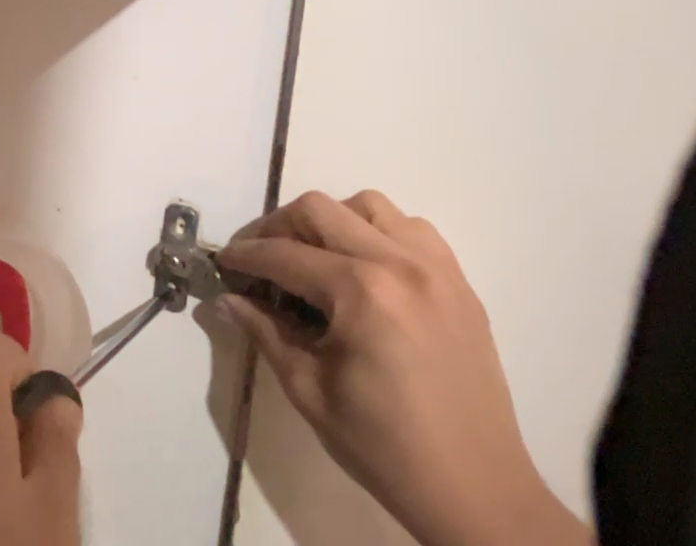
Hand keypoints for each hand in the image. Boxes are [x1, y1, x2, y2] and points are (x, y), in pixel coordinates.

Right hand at [217, 191, 590, 545]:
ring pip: (369, 206)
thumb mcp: (307, 389)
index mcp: (361, 292)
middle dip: (278, 227)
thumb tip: (225, 299)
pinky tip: (366, 271)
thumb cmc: (382, 445)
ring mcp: (437, 269)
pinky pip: (412, 230)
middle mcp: (400, 264)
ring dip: (332, 223)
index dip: (244, 256)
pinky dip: (379, 234)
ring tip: (315, 260)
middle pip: (320, 210)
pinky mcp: (460, 283)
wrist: (474, 488)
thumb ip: (264, 331)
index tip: (222, 263)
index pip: (283, 254)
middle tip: (260, 259)